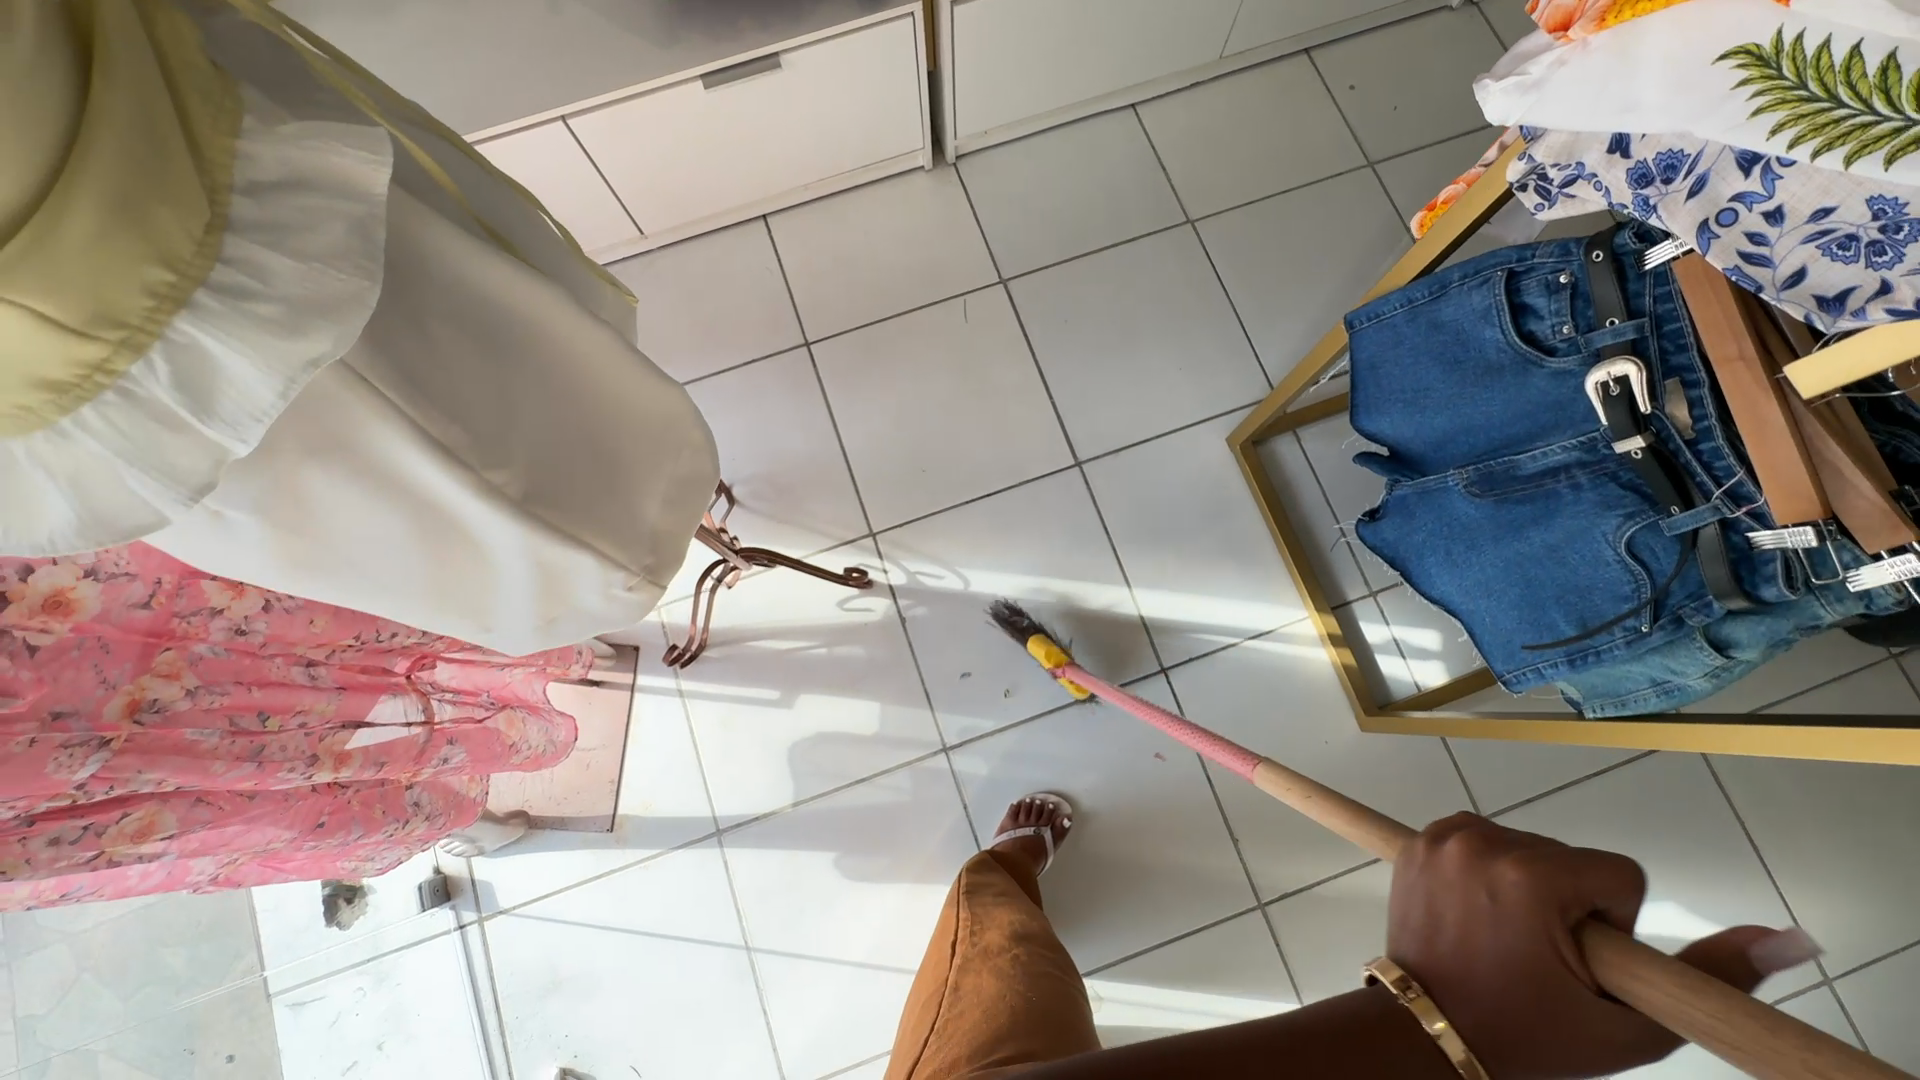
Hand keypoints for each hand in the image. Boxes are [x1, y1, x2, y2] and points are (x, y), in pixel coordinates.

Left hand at [1386, 812, 1819, 1079]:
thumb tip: (1791, 936)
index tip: (1579, 958)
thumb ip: (1712, 978)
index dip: (1613, 922)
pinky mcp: (1419, 840)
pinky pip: (1481, 838)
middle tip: (1537, 952)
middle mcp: (1482, 841)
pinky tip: (1479, 910)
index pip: (1619, 874)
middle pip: (1567, 858)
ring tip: (1505, 935)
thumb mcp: (1631, 1023)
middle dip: (1568, 901)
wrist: (1431, 1026)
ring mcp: (1444, 837)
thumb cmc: (1531, 1032)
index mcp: (1532, 876)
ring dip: (1529, 883)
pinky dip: (1490, 868)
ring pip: (1526, 846)